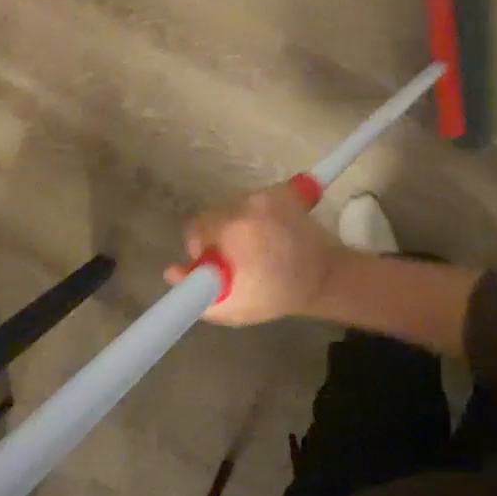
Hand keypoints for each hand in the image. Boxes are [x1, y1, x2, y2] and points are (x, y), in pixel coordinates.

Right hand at [168, 182, 348, 325]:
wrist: (324, 276)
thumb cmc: (276, 295)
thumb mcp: (233, 306)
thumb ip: (197, 292)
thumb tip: (172, 272)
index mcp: (233, 230)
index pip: (195, 227)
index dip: (199, 245)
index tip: (212, 261)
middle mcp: (248, 205)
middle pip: (216, 216)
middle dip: (220, 236)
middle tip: (238, 258)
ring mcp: (268, 194)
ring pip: (235, 209)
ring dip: (239, 225)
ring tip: (260, 247)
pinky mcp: (284, 189)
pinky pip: (255, 201)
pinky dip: (257, 215)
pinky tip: (271, 233)